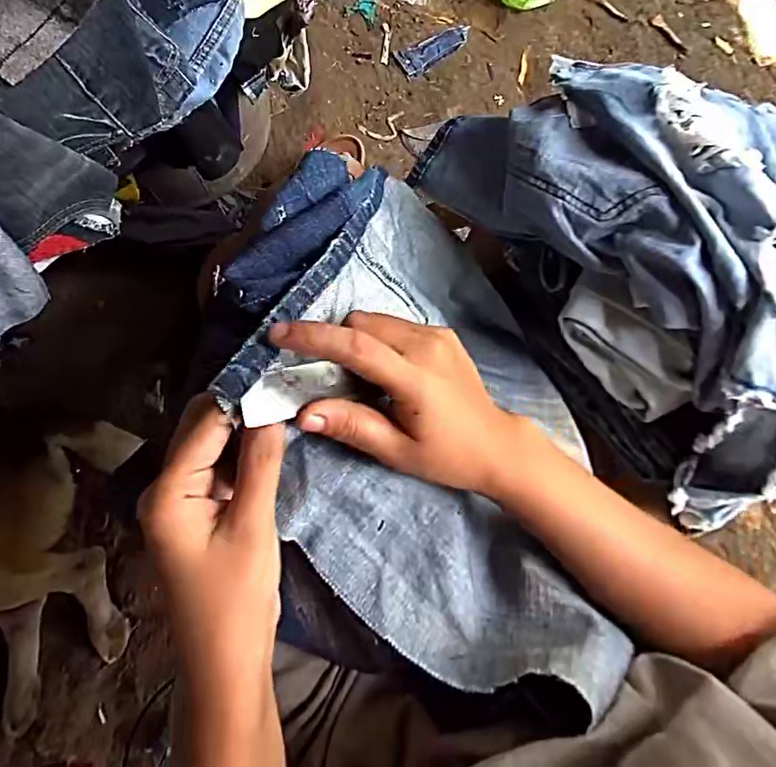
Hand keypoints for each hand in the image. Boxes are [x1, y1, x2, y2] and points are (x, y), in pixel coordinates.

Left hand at [138, 396, 284, 694]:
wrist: (225, 663)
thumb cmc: (236, 600)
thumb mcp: (254, 525)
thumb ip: (261, 461)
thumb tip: (270, 406)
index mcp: (166, 493)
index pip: (203, 423)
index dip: (240, 396)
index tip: (276, 373)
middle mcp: (162, 490)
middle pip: (201, 428)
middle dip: (240, 407)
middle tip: (284, 391)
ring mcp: (177, 501)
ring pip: (211, 443)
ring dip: (243, 428)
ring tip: (282, 408)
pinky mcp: (194, 511)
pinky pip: (217, 466)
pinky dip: (241, 452)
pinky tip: (270, 442)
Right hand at [268, 312, 539, 498]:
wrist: (497, 443)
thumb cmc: (447, 456)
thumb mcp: (397, 452)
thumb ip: (352, 426)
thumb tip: (303, 413)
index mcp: (416, 378)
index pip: (357, 346)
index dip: (314, 337)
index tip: (279, 334)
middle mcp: (427, 345)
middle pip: (362, 324)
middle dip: (333, 339)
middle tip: (322, 372)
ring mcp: (437, 335)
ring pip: (377, 320)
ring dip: (355, 338)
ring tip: (356, 377)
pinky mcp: (442, 333)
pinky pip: (395, 325)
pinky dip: (377, 339)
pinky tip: (383, 370)